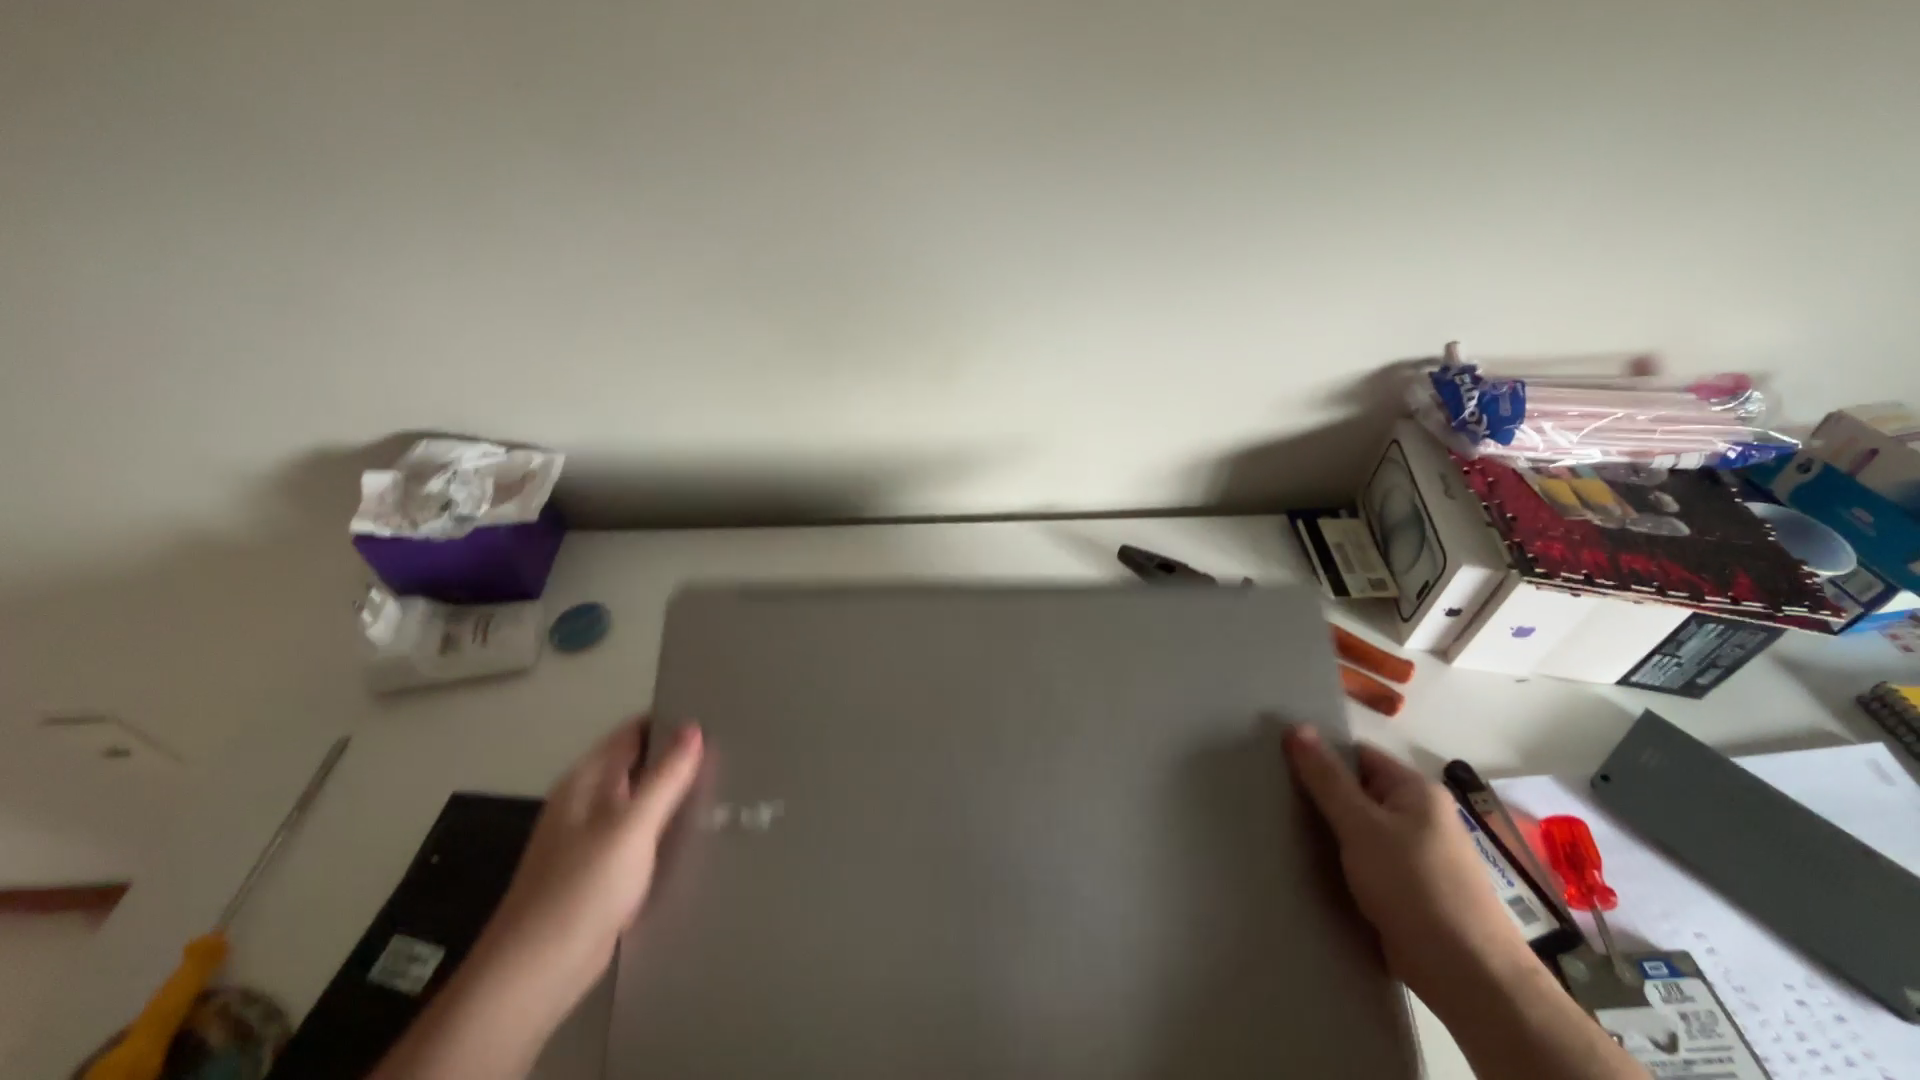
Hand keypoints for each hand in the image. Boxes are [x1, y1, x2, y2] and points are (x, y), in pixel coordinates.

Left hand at [470, 718, 704, 1020]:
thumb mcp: (631, 827)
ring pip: (640, 803)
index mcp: (585, 782)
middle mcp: (585, 803)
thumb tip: (692, 729)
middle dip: (678, 760)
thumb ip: (664, 778)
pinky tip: (696, 839)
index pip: (632, 733)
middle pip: (637, 766)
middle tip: (732, 757)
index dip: (669, 723)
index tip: (716, 721)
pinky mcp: (600, 873)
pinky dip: (665, 832)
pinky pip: (640, 838)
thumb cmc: (582, 889)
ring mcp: (591, 840)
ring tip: (725, 792)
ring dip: (674, 798)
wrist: (538, 970)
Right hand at [1283, 725, 1532, 997]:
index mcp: (1416, 790)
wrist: (1464, 970)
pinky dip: (1344, 863)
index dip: (1321, 759)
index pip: (1359, 756)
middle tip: (1274, 802)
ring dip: (1331, 835)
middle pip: (1359, 792)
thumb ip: (1326, 779)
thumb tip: (1297, 727)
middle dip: (1321, 799)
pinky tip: (1316, 871)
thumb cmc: (1413, 885)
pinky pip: (1369, 862)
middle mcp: (1422, 815)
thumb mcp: (1361, 826)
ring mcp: (1418, 854)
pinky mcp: (1410, 888)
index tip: (1278, 766)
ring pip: (1362, 831)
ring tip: (1285, 835)